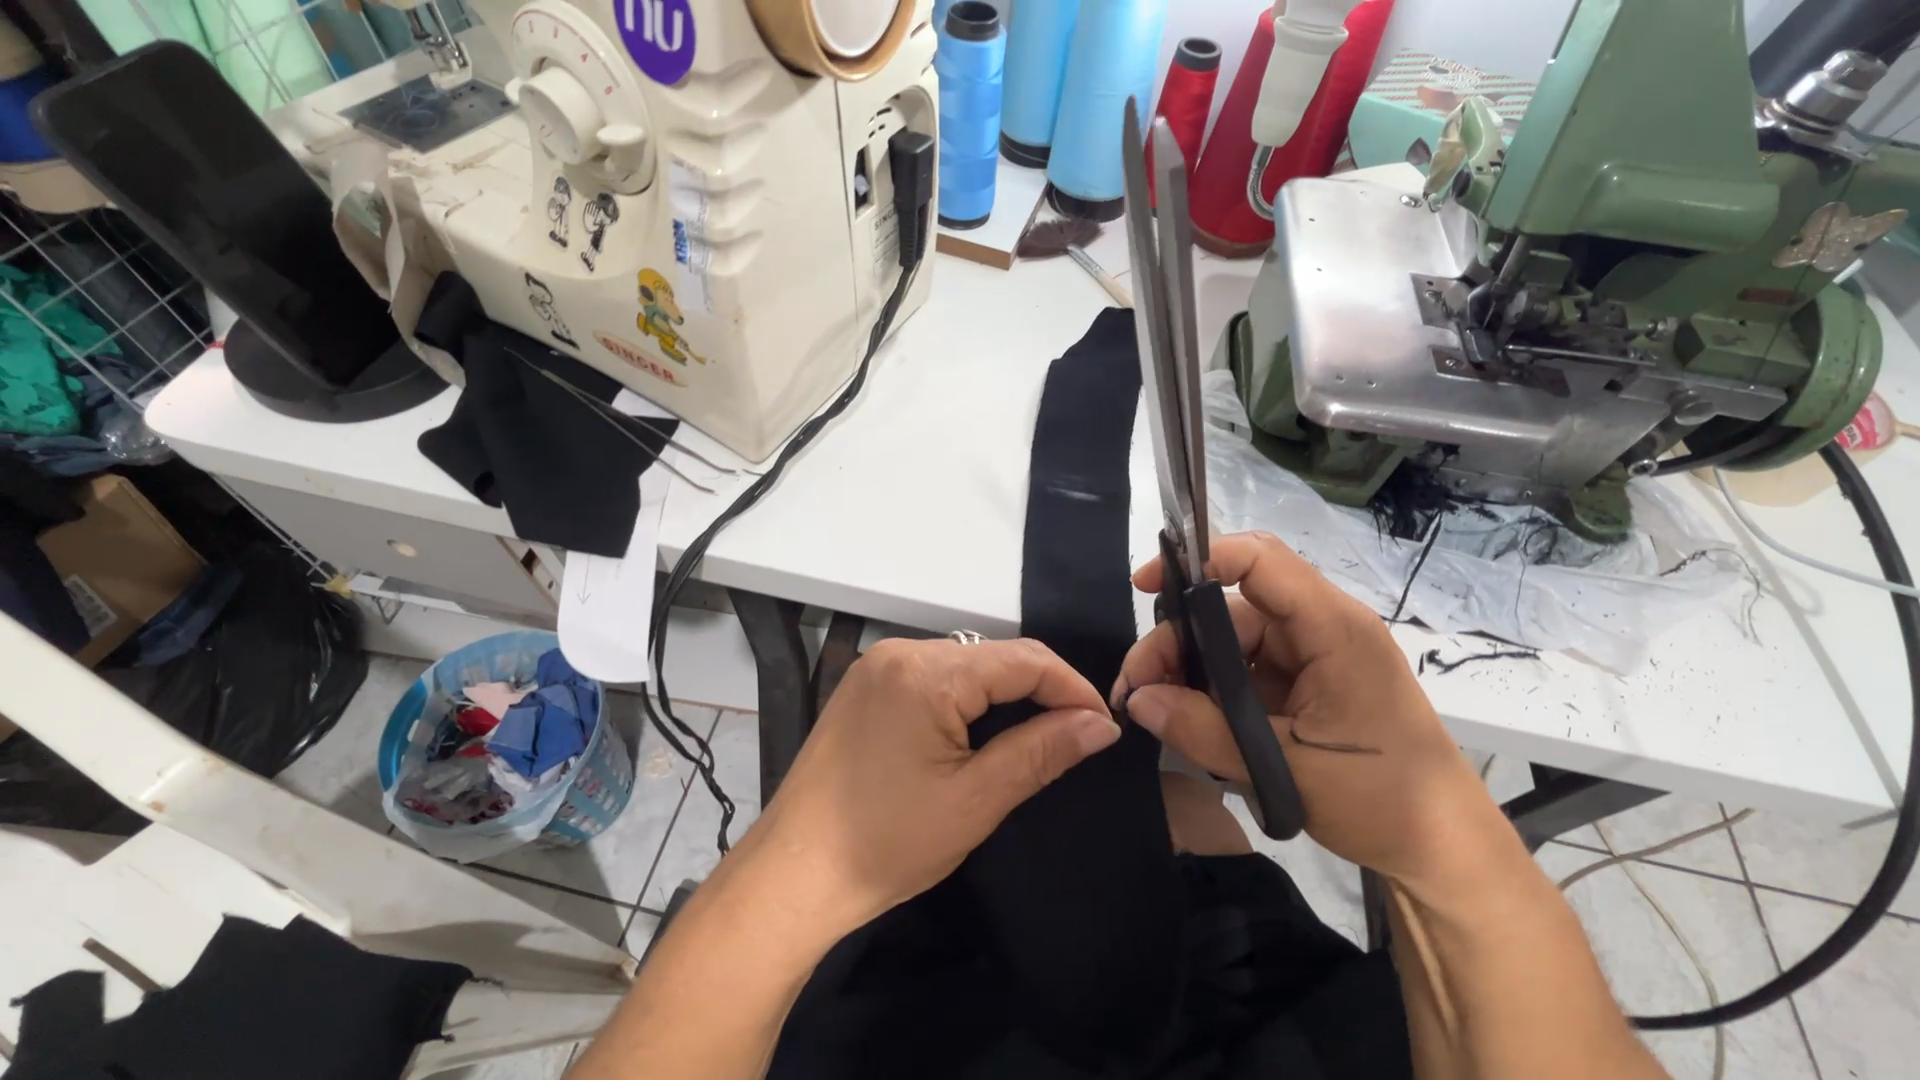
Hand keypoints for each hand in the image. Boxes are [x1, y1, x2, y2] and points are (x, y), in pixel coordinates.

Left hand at [737, 637, 1120, 934]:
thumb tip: (1101, 725)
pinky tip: (986, 732)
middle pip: (993, 656)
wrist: (793, 876)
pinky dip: (969, 700)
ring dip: (1006, 694)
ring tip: (1042, 735)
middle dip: (1042, 689)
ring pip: (965, 665)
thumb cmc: (886, 844)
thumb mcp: (975, 800)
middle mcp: (899, 653)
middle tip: (1079, 734)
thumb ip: (1042, 751)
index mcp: (925, 673)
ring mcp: (876, 669)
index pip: (1023, 659)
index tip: (1105, 727)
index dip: (1072, 688)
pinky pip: (934, 678)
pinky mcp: (865, 690)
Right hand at [1117, 532, 1503, 889]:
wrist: (1441, 850)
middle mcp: (1322, 630)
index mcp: (1333, 629)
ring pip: (1231, 642)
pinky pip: (1245, 672)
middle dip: (1178, 641)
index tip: (1146, 585)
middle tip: (1136, 689)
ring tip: (1154, 708)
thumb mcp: (1284, 767)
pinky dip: (1212, 691)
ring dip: (1189, 670)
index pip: (1261, 561)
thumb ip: (1203, 729)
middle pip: (1232, 608)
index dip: (1200, 558)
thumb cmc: (1381, 799)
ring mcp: (1313, 659)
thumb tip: (1138, 700)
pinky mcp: (1305, 686)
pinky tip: (1186, 719)